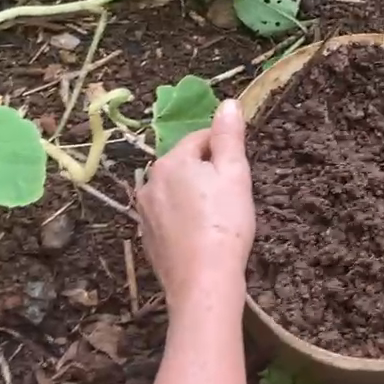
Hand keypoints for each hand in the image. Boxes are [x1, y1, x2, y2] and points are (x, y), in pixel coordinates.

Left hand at [135, 99, 253, 318]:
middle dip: (209, 172)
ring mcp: (144, 212)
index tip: (238, 173)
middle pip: (186, 163)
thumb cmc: (225, 222)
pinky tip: (203, 234)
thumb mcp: (235, 173)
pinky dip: (185, 218)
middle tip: (232, 196)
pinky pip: (169, 215)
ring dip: (195, 195)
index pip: (201, 139)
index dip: (224, 151)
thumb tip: (228, 103)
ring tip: (219, 217)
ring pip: (176, 190)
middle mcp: (149, 182)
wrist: (203, 281)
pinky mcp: (147, 238)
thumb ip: (229, 135)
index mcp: (171, 162)